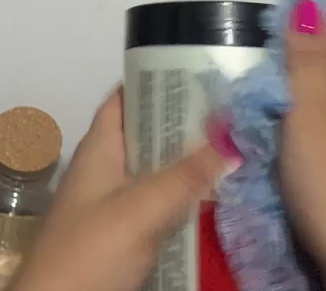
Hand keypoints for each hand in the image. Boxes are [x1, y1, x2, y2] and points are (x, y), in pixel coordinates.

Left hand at [9, 89, 234, 290]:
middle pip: (149, 134)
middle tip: (234, 117)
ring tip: (236, 154)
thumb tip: (233, 140)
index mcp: (101, 145)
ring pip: (158, 172)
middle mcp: (106, 167)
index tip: (201, 74)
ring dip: (190, 166)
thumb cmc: (88, 251)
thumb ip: (185, 176)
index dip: (159, 82)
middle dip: (186, 126)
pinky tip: (215, 203)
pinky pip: (160, 208)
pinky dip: (184, 201)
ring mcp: (114, 204)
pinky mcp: (124, 237)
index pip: (127, 96)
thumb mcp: (139, 209)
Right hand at [281, 0, 325, 290]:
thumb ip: (304, 64)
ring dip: (299, 60)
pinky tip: (277, 109)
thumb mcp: (312, 121)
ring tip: (264, 47)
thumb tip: (305, 0)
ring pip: (325, 83)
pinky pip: (319, 114)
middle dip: (306, 22)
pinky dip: (297, 98)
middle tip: (271, 1)